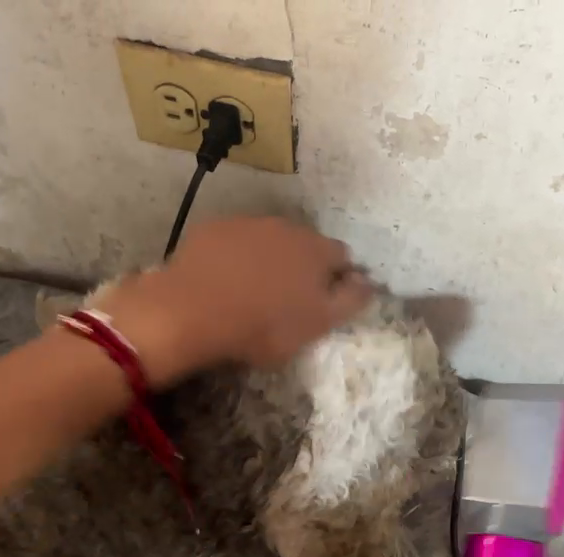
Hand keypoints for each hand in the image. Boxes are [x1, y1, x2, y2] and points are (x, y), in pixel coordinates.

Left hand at [96, 218, 370, 383]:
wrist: (193, 311)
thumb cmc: (264, 326)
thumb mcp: (317, 324)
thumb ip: (349, 301)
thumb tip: (369, 281)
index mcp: (317, 250)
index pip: (342, 257)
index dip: (338, 279)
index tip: (325, 302)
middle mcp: (286, 226)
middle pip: (304, 244)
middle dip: (302, 266)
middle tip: (289, 299)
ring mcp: (247, 224)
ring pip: (268, 240)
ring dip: (268, 260)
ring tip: (254, 292)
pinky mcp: (212, 230)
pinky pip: (233, 243)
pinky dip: (235, 258)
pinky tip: (224, 282)